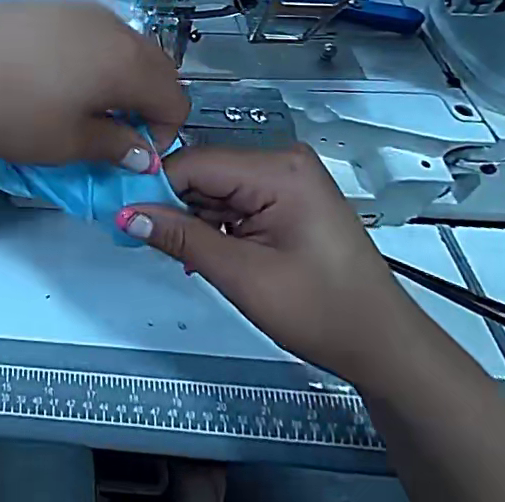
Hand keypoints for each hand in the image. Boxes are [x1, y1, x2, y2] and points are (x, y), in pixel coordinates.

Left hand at [0, 1, 187, 170]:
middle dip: (147, 103)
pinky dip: (94, 59)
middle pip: (156, 67)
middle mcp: (115, 27)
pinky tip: (54, 76)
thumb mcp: (63, 142)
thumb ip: (113, 146)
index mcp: (128, 62)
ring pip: (125, 47)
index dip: (164, 133)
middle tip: (111, 132)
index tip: (131, 154)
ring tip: (81, 105)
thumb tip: (141, 151)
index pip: (176, 98)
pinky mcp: (53, 4)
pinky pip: (94, 33)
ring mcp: (83, 10)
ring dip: (121, 79)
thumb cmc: (7, 107)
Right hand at [119, 144, 419, 383]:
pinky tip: (209, 250)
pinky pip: (236, 198)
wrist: (382, 345)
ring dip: (195, 218)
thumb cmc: (320, 311)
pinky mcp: (288, 195)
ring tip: (182, 253)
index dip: (154, 187)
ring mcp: (287, 177)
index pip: (196, 163)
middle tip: (145, 240)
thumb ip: (182, 239)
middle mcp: (282, 160)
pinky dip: (216, 223)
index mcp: (278, 168)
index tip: (122, 215)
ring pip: (217, 186)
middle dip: (175, 205)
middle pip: (206, 172)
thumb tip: (128, 215)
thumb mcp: (243, 276)